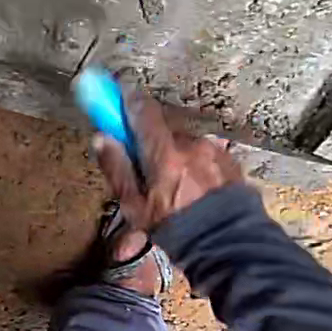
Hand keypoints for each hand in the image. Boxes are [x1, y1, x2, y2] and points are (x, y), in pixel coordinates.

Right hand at [94, 90, 243, 230]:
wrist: (230, 244)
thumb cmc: (174, 226)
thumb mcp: (133, 203)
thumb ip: (116, 167)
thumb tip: (101, 137)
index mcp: (164, 155)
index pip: (144, 114)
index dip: (127, 98)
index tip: (115, 87)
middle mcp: (191, 145)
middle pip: (161, 130)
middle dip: (147, 140)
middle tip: (139, 163)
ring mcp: (214, 151)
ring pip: (181, 143)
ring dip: (169, 154)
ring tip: (167, 183)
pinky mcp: (229, 160)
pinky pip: (200, 153)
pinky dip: (189, 161)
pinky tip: (187, 185)